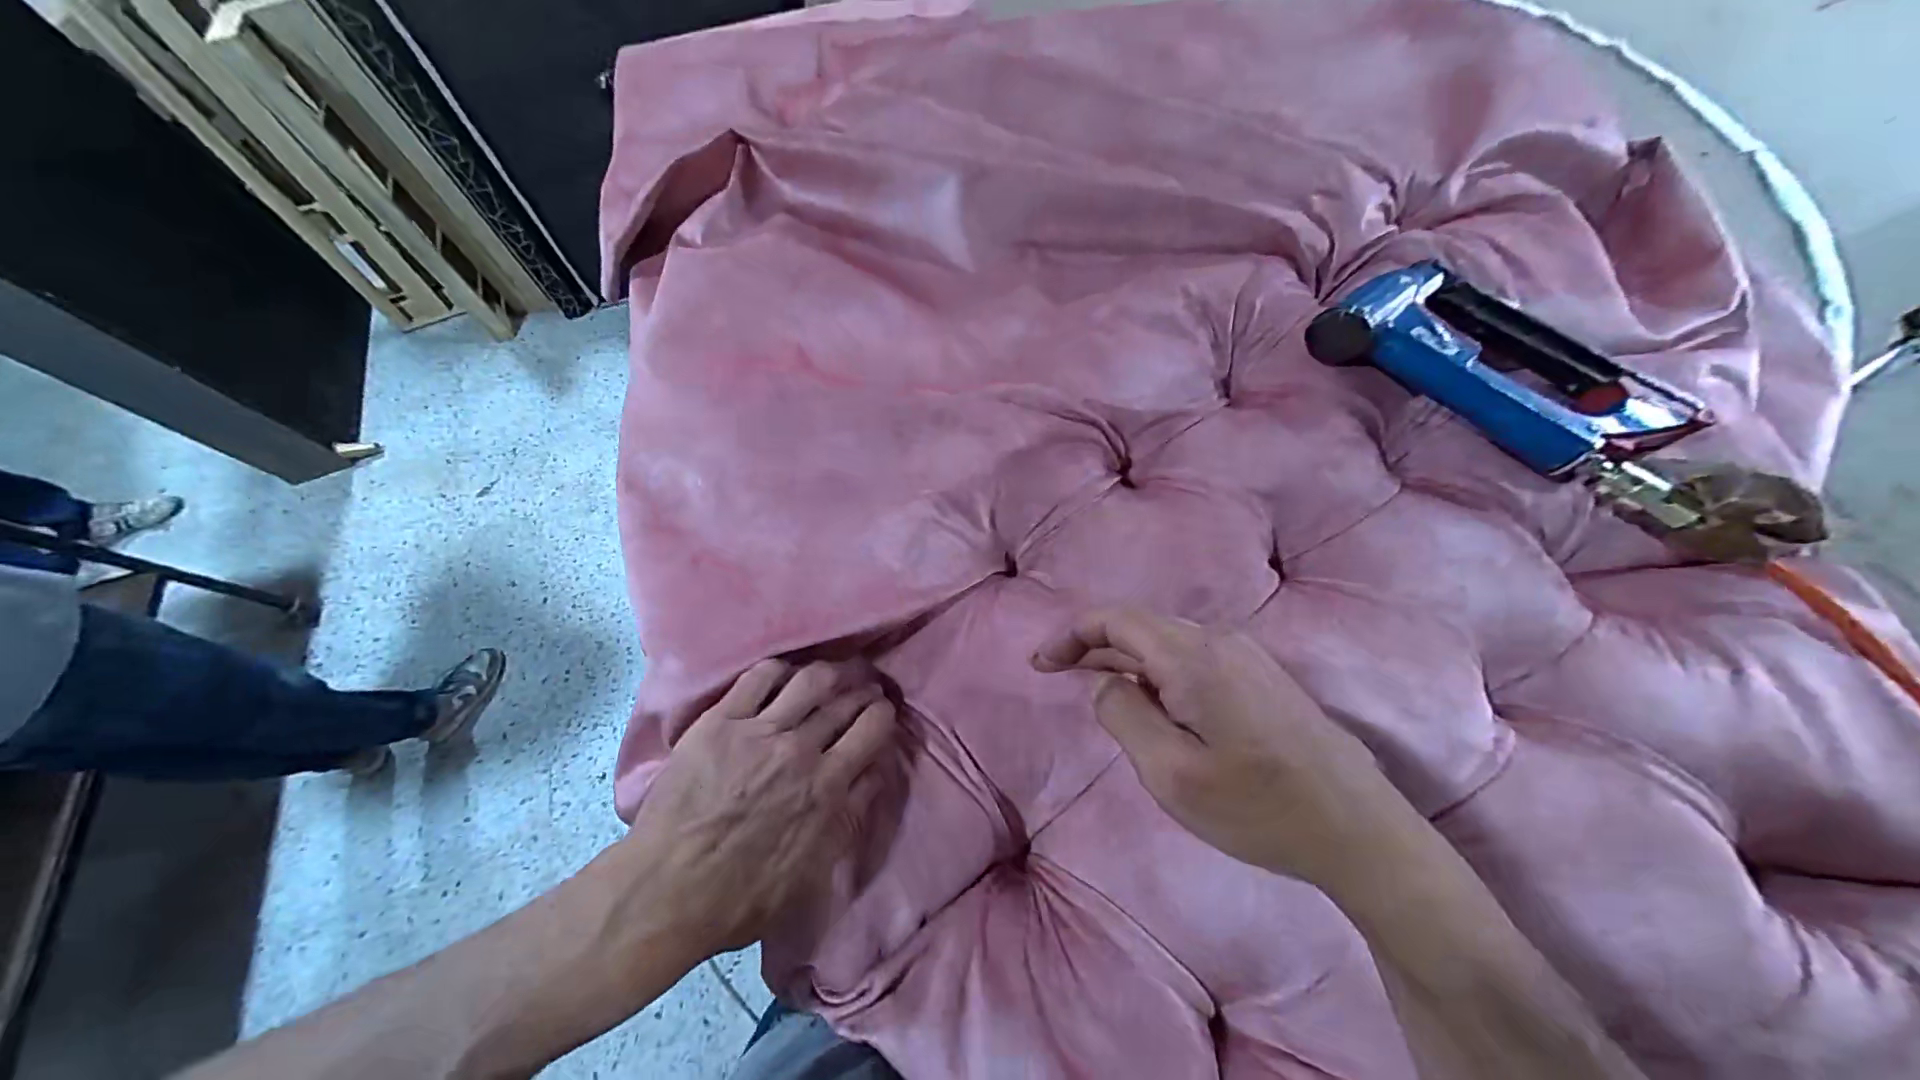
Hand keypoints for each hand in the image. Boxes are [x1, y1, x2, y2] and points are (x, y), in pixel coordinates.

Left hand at [623, 660, 898, 956]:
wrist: (667, 891)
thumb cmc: (743, 896)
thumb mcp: (813, 871)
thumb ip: (850, 816)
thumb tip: (875, 773)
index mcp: (827, 785)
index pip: (873, 728)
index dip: (883, 713)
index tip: (882, 711)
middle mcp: (800, 749)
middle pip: (844, 701)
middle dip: (861, 689)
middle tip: (863, 686)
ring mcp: (759, 731)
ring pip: (809, 680)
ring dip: (829, 673)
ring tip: (831, 674)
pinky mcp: (720, 722)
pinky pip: (759, 677)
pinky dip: (780, 670)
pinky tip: (783, 675)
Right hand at [1032, 608, 1415, 887]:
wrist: (1360, 831)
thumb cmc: (1259, 809)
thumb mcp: (1172, 774)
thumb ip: (1125, 716)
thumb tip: (1107, 683)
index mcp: (1194, 658)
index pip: (1117, 620)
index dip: (1072, 634)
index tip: (1041, 663)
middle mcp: (1221, 642)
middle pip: (1141, 626)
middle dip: (1094, 645)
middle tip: (1058, 675)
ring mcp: (1249, 657)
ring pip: (1169, 641)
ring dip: (1126, 658)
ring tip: (1097, 687)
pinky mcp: (1264, 677)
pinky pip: (1195, 657)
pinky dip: (1158, 669)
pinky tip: (1153, 699)